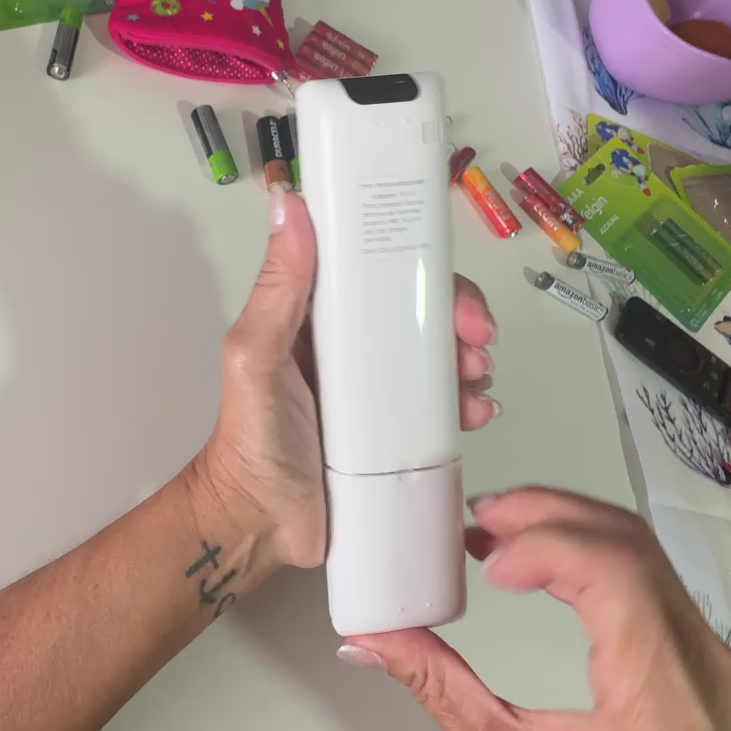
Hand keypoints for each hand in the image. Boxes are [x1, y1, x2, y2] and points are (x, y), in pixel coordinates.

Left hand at [191, 189, 499, 571]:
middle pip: (414, 307)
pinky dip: (468, 400)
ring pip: (436, 352)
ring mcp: (375, 387)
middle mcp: (347, 344)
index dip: (411, 262)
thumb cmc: (253, 437)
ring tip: (476, 382)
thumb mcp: (256, 356)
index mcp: (312, 316)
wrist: (264, 525)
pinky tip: (477, 413)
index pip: (369, 268)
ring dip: (468, 356)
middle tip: (478, 339)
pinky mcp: (397, 428)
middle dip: (455, 314)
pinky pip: (441, 402)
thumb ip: (277, 289)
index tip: (443, 274)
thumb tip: (288, 204)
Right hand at [342, 488, 730, 730]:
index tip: (486, 556)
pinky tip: (533, 554)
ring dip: (559, 522)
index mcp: (669, 702)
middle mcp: (708, 670)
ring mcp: (714, 659)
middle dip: (542, 514)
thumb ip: (442, 689)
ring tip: (494, 528)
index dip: (543, 544)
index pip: (616, 570)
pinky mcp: (703, 654)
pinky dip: (582, 547)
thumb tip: (374, 635)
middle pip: (627, 543)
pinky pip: (645, 570)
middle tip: (479, 515)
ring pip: (639, 546)